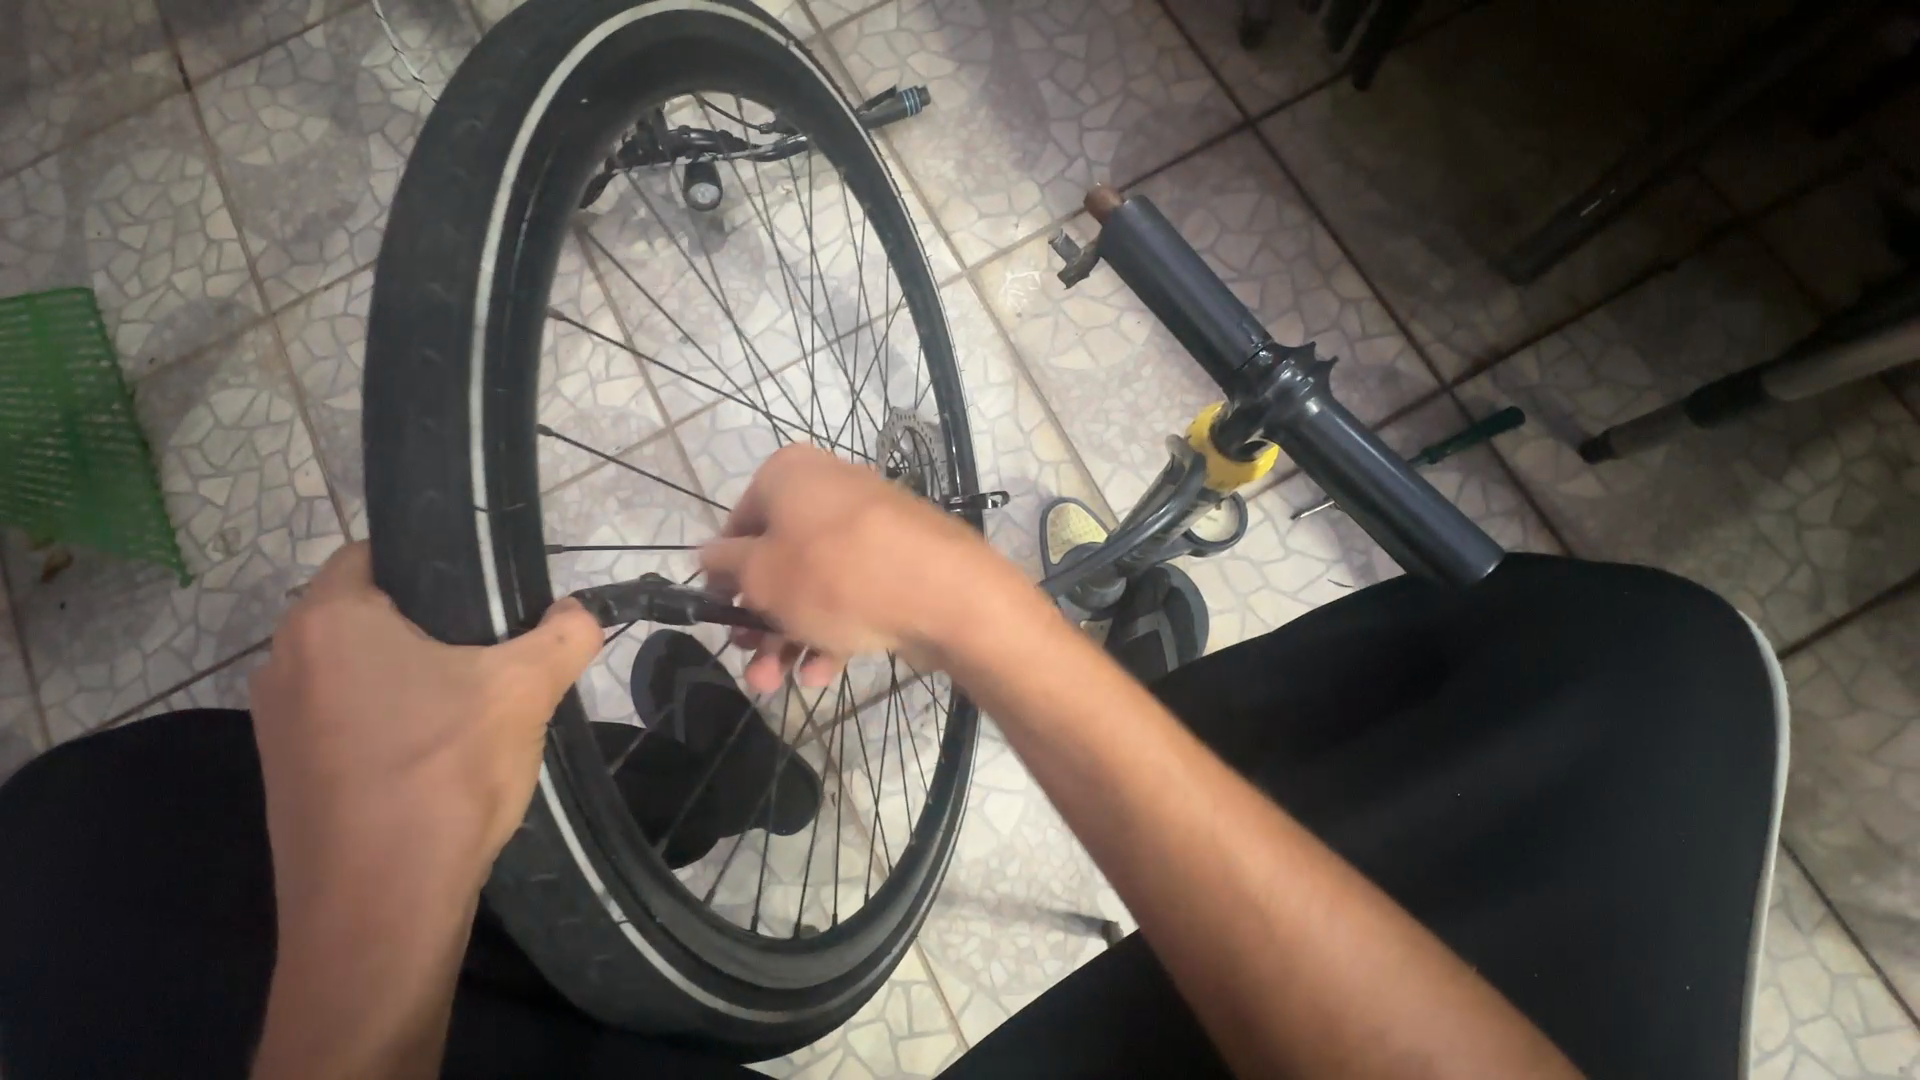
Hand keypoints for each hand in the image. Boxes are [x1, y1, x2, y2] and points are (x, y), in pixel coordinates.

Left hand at [249, 542, 603, 909]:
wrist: (381, 907)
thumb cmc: (444, 771)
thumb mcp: (526, 689)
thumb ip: (565, 634)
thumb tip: (581, 613)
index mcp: (329, 622)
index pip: (375, 551)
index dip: (437, 556)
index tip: (492, 585)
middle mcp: (285, 662)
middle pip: (372, 613)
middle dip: (437, 622)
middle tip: (501, 644)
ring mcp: (279, 725)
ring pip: (363, 670)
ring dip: (418, 674)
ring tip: (481, 700)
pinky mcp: (291, 775)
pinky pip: (351, 719)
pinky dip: (397, 720)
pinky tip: (445, 752)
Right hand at [700, 444, 1040, 693]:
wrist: (944, 593)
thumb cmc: (835, 575)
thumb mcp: (763, 576)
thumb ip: (728, 566)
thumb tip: (710, 556)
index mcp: (789, 475)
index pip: (739, 524)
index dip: (725, 575)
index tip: (720, 614)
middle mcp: (829, 490)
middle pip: (779, 560)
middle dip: (760, 620)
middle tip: (752, 662)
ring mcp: (869, 527)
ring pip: (815, 585)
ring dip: (791, 637)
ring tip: (778, 685)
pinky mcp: (900, 562)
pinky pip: (854, 593)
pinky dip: (834, 631)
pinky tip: (824, 673)